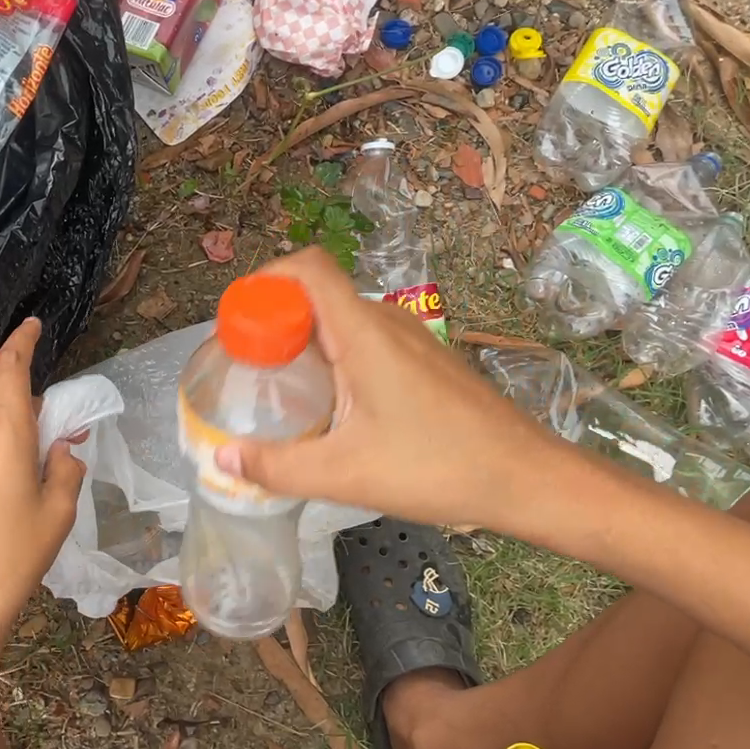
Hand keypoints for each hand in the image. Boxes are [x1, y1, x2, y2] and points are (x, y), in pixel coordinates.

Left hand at [0, 318, 85, 674]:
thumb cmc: (14, 557)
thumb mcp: (59, 513)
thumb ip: (66, 467)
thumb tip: (62, 447)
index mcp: (2, 431)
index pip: (10, 369)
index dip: (22, 342)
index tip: (32, 324)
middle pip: (5, 410)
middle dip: (32, 421)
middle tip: (57, 454)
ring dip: (9, 449)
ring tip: (26, 497)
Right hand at [215, 247, 576, 533]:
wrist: (529, 479)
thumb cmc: (438, 468)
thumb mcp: (345, 474)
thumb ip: (276, 466)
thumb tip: (220, 458)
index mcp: (364, 332)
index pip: (305, 269)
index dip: (263, 281)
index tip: (235, 324)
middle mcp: (386, 321)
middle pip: (315, 293)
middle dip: (271, 320)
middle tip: (244, 366)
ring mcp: (409, 338)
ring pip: (339, 318)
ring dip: (301, 340)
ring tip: (276, 387)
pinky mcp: (423, 359)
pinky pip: (363, 339)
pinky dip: (331, 356)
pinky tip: (327, 404)